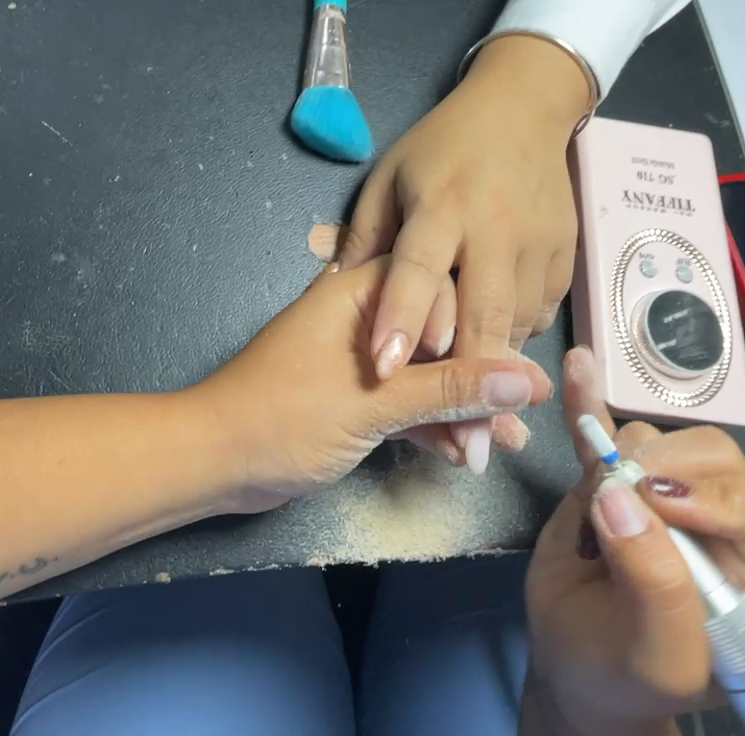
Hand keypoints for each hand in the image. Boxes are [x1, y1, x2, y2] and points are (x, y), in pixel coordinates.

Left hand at [187, 259, 552, 513]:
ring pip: (426, 374)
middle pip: (438, 335)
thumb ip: (451, 389)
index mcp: (359, 292)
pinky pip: (406, 402)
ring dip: (460, 410)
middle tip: (514, 421)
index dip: (471, 327)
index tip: (494, 374)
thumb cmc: (288, 415)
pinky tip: (465, 456)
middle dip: (476, 380)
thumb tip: (529, 380)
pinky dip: (432, 426)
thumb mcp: (374, 401)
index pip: (436, 284)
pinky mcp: (357, 397)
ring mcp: (361, 359)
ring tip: (502, 447)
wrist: (216, 461)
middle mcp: (364, 317)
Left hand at [339, 34, 588, 467]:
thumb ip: (367, 236)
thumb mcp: (389, 179)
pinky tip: (500, 365)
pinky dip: (518, 344)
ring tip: (489, 433)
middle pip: (481, 314)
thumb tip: (338, 290)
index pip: (416, 268)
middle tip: (467, 447)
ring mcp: (538, 243)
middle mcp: (492, 227)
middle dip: (470, 382)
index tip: (384, 367)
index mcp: (438, 205)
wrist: (524, 108)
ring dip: (499, 378)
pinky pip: (539, 316)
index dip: (401, 318)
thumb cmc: (441, 146)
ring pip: (516, 326)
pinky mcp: (567, 256)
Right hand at [523, 349, 744, 732]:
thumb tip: (619, 495)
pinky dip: (588, 403)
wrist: (575, 667)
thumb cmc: (629, 678)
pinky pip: (604, 432)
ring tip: (585, 525)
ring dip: (614, 462)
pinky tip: (579, 371)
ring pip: (656, 441)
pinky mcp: (610, 479)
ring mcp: (663, 495)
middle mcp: (724, 523)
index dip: (726, 494)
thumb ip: (656, 586)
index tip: (663, 504)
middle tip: (609, 502)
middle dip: (661, 471)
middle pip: (715, 458)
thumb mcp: (660, 658)